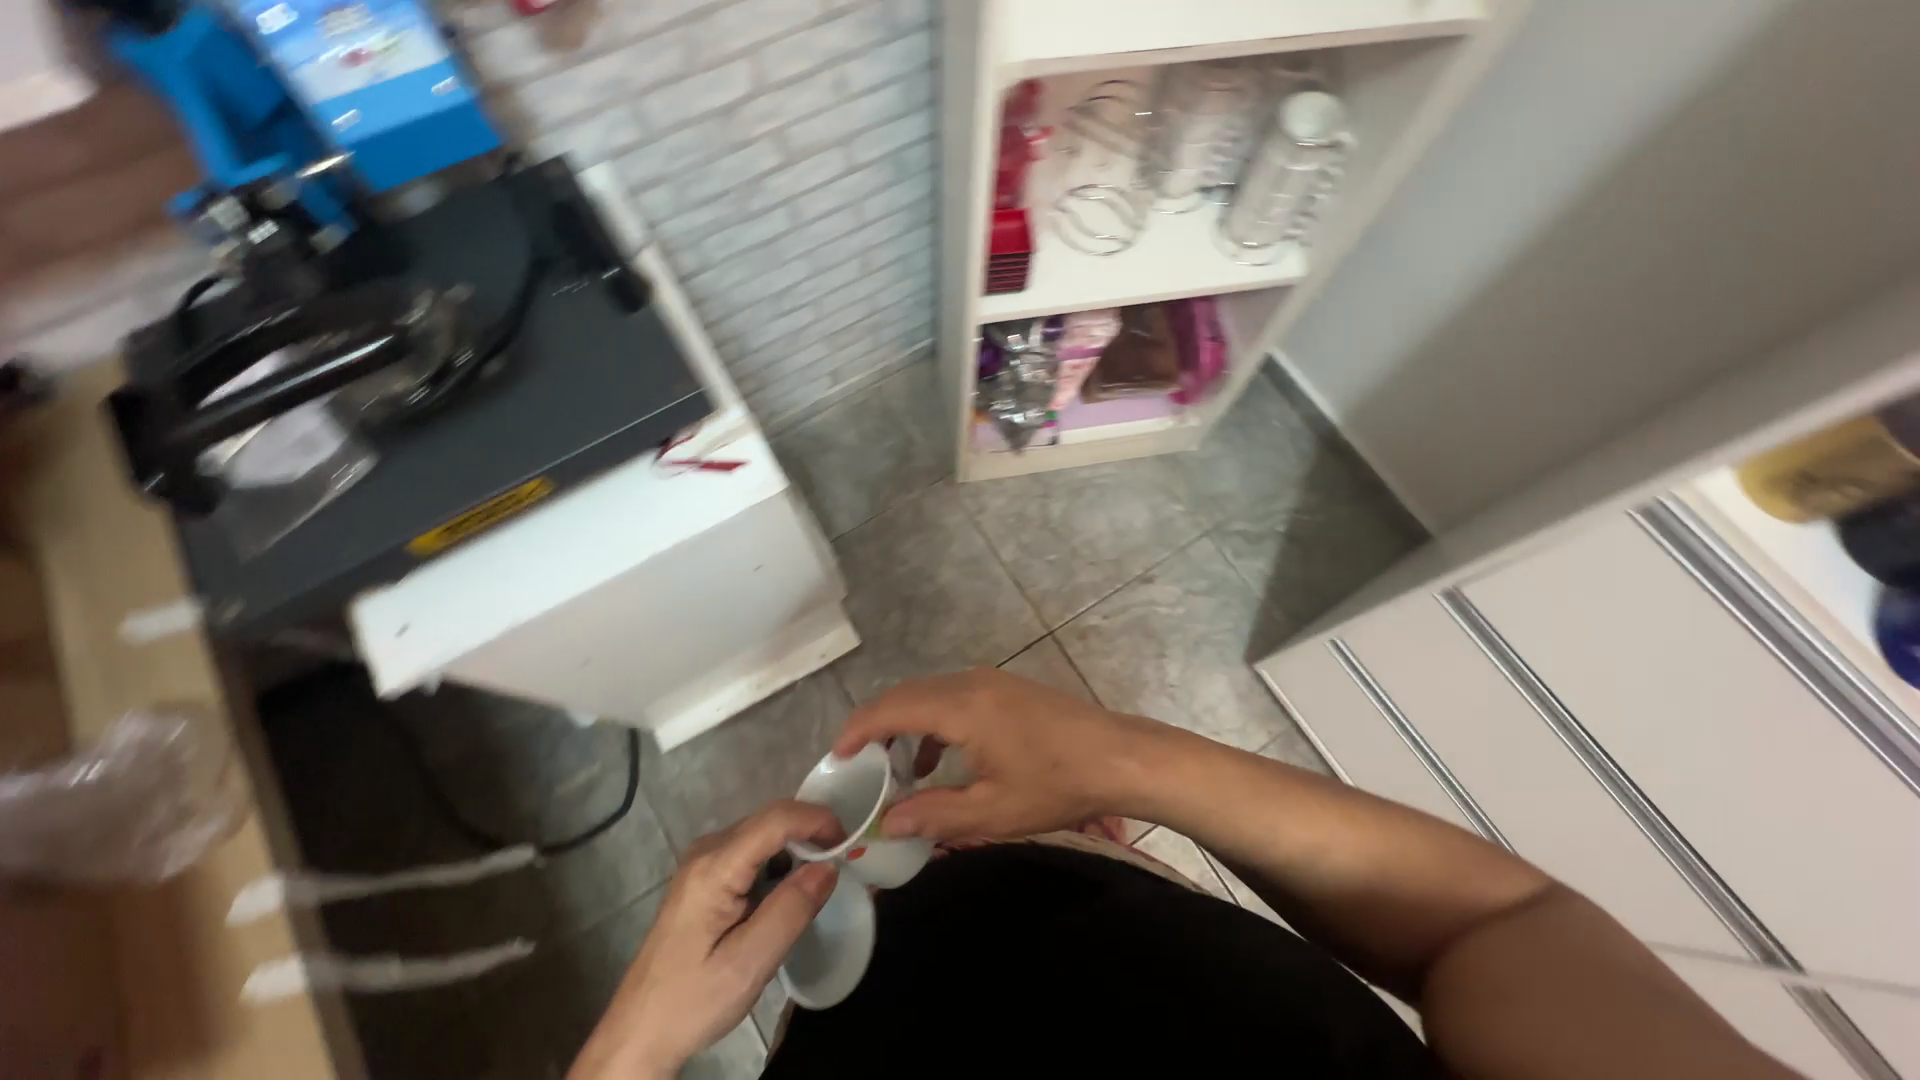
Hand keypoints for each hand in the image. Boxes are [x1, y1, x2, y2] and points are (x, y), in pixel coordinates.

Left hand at [569, 801, 843, 1079]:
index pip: (775, 819)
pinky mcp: (702, 879)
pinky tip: (788, 890)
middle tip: (844, 860)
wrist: (639, 1032)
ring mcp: (701, 864)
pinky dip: (778, 860)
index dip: (817, 820)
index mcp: (714, 868)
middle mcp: (705, 852)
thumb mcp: (749, 962)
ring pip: (761, 833)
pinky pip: (749, 851)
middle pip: (769, 819)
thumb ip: (791, 910)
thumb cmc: (693, 1000)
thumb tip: (829, 866)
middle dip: (811, 831)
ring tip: (822, 876)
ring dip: (795, 845)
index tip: (849, 842)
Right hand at [832, 667, 1167, 841]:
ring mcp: (992, 681)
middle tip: (856, 766)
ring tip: (892, 768)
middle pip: (906, 694)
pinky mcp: (1007, 689)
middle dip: (876, 726)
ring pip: (929, 694)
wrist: (1120, 758)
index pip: (891, 708)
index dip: (858, 729)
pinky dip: (933, 722)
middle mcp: (970, 683)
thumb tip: (888, 823)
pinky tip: (938, 760)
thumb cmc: (1056, 784)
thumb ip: (935, 814)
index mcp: (961, 707)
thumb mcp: (992, 811)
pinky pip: (953, 697)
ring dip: (905, 724)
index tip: (835, 755)